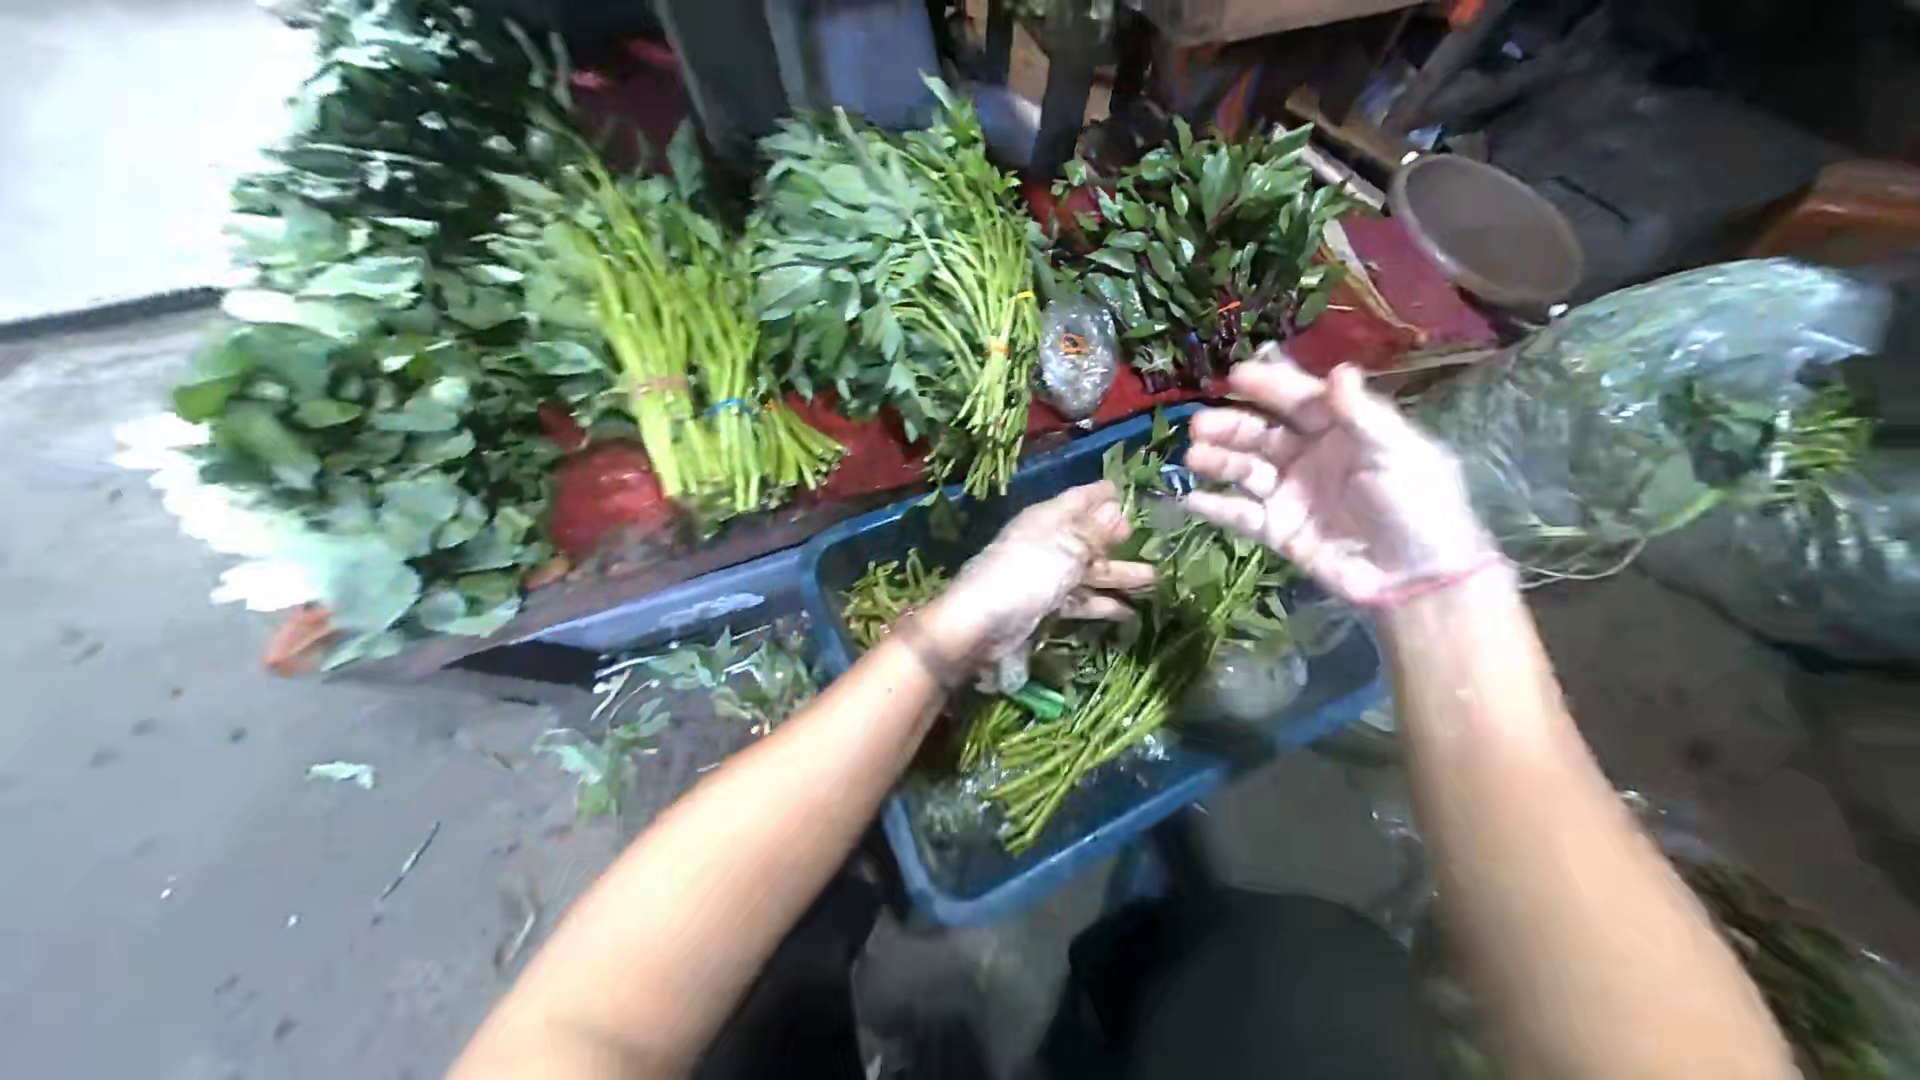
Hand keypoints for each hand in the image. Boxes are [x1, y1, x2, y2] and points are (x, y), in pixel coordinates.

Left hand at [920, 481, 1153, 691]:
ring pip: (1089, 571)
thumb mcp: (1067, 547)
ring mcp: (1046, 574)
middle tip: (1152, 542)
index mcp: (1048, 519)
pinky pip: (1079, 600)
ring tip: (1153, 580)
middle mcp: (1048, 542)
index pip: (1080, 499)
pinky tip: (1128, 612)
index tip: (1128, 492)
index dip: (1103, 495)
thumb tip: (1116, 510)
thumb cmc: (1027, 573)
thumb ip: (1094, 532)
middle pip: (1088, 537)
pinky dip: (1101, 604)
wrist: (983, 621)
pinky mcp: (1044, 604)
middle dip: (1117, 539)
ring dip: (1118, 575)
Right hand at [1184, 347, 1499, 606]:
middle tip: (1199, 426)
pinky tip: (1192, 500)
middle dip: (1229, 427)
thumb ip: (1362, 415)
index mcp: (1342, 431)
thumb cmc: (1419, 506)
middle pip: (1261, 435)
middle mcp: (1309, 457)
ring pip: (1245, 471)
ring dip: (1218, 462)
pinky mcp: (1277, 530)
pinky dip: (1216, 507)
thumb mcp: (1399, 453)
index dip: (1268, 387)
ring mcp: (1289, 494)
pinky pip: (1241, 515)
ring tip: (1193, 458)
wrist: (1416, 578)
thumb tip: (1338, 370)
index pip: (1298, 402)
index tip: (1234, 377)